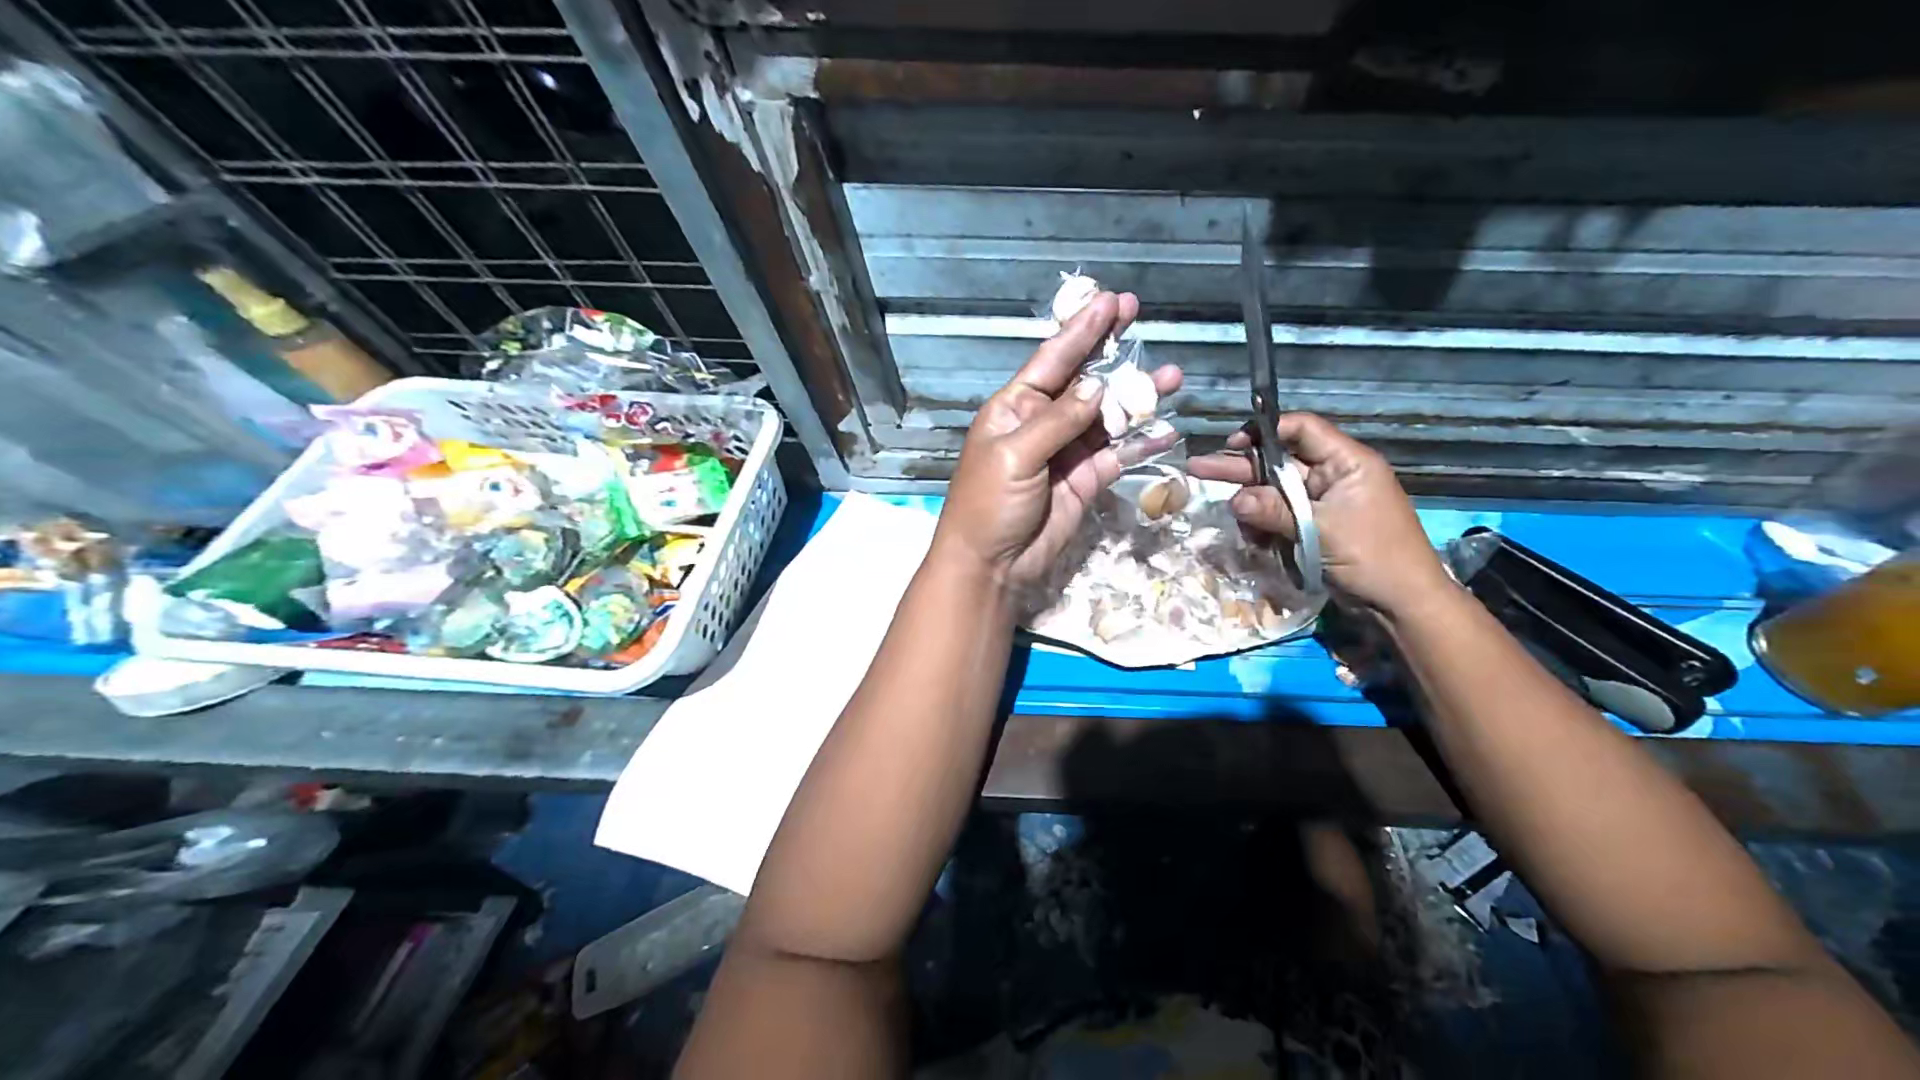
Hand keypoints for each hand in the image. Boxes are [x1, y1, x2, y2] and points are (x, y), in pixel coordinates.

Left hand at [934, 291, 1182, 590]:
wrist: (992, 564)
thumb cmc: (989, 503)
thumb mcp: (1016, 454)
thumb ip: (1058, 420)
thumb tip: (1096, 387)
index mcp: (1015, 407)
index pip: (1053, 359)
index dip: (1081, 331)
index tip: (1110, 302)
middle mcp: (1042, 422)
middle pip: (1084, 380)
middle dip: (1112, 351)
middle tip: (1139, 318)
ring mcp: (1066, 452)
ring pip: (1107, 417)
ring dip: (1137, 399)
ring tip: (1172, 378)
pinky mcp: (1085, 480)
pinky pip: (1117, 455)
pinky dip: (1140, 444)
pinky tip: (1166, 430)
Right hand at [1187, 413, 1450, 615]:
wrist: (1403, 603)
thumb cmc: (1373, 557)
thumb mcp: (1321, 530)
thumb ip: (1274, 511)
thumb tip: (1234, 500)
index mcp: (1346, 463)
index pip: (1302, 429)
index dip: (1266, 432)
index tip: (1232, 444)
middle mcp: (1333, 477)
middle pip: (1280, 462)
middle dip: (1241, 467)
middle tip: (1199, 468)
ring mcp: (1323, 503)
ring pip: (1276, 493)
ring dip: (1251, 503)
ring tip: (1230, 515)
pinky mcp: (1316, 527)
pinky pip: (1281, 517)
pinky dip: (1263, 524)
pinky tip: (1249, 536)